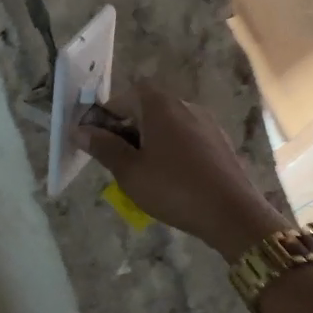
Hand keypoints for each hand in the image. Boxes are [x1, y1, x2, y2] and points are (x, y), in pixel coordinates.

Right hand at [76, 83, 289, 260]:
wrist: (235, 216)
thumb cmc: (174, 188)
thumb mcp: (128, 170)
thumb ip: (102, 146)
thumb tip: (78, 130)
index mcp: (159, 105)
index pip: (123, 97)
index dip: (107, 116)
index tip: (99, 142)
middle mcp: (184, 105)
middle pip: (146, 108)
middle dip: (128, 129)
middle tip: (118, 160)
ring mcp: (206, 123)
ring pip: (166, 124)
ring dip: (150, 141)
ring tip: (144, 172)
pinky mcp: (220, 143)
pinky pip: (186, 138)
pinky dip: (172, 150)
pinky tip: (172, 179)